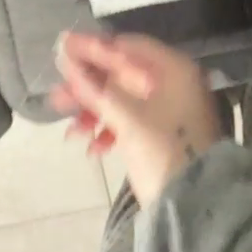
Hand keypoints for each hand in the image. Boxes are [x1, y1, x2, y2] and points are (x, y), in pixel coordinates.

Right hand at [50, 32, 223, 206]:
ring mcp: (170, 109)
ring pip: (124, 99)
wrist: (195, 205)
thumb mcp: (126, 117)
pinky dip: (110, 129)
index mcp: (173, 68)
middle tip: (57, 97)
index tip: (61, 47)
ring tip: (70, 131)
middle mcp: (174, 82)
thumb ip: (94, 87)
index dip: (92, 48)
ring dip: (95, 111)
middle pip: (123, 74)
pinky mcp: (163, 133)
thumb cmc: (163, 150)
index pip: (127, 46)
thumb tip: (66, 57)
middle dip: (88, 87)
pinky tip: (93, 148)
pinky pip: (131, 120)